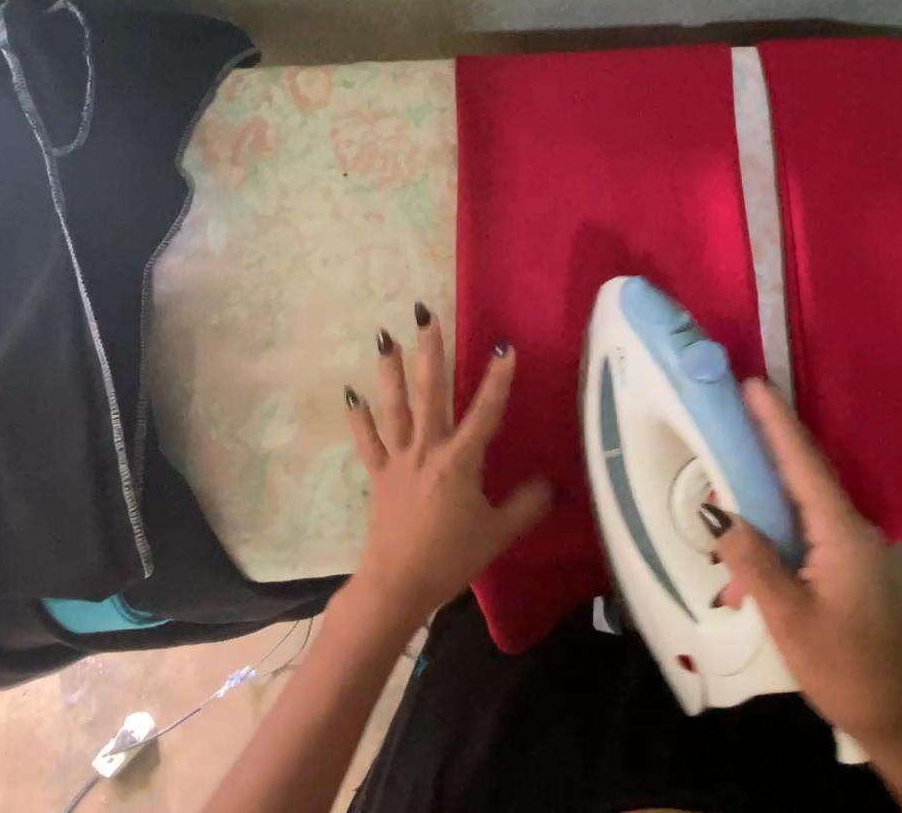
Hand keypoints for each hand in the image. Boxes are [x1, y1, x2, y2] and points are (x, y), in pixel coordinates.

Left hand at [343, 306, 551, 627]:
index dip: (498, 379)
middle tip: (426, 315)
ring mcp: (398, 460)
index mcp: (460, 461)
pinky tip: (351, 394)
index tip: (504, 345)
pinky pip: (368, 441)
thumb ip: (526, 505)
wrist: (397, 586)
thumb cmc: (451, 558)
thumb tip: (550, 483)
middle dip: (431, 352)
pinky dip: (359, 418)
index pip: (485, 412)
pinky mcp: (379, 474)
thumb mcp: (499, 534)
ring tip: (385, 337)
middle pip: (431, 393)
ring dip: (390, 371)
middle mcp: (427, 450)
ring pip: (395, 407)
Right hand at [713, 380, 901, 752]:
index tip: (752, 384)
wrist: (901, 717)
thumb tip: (716, 513)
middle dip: (768, 436)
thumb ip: (753, 561)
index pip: (801, 463)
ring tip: (727, 462)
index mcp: (839, 532)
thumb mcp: (790, 617)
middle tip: (730, 407)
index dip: (776, 422)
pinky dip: (770, 521)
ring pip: (799, 500)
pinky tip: (744, 540)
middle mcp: (847, 528)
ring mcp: (847, 548)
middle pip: (802, 471)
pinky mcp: (842, 566)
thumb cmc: (847, 667)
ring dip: (764, 482)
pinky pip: (801, 527)